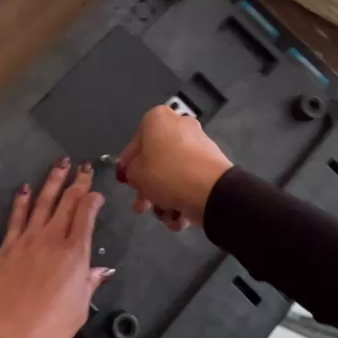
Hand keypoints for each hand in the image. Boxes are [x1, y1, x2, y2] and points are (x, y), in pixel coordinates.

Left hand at [0, 158, 112, 337]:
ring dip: (53, 182)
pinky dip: (22, 201)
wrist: (15, 333)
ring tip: (60, 164)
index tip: (96, 192)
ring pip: (43, 203)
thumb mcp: (81, 305)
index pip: (86, 215)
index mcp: (76, 253)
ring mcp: (28, 240)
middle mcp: (53, 239)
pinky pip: (16, 218)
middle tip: (84, 167)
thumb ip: (90, 282)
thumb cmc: (54, 325)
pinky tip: (26, 188)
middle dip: (78, 182)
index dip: (93, 198)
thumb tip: (101, 270)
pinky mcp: (8, 247)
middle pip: (67, 203)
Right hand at [116, 105, 233, 230]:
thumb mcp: (136, 174)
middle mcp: (179, 126)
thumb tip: (134, 173)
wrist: (210, 190)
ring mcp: (198, 145)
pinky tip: (177, 217)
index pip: (135, 143)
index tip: (126, 182)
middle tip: (142, 205)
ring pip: (173, 173)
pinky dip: (182, 198)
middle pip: (156, 159)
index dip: (127, 165)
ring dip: (164, 197)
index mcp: (158, 119)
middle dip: (148, 186)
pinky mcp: (212, 164)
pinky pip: (189, 180)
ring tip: (162, 215)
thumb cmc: (166, 174)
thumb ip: (130, 172)